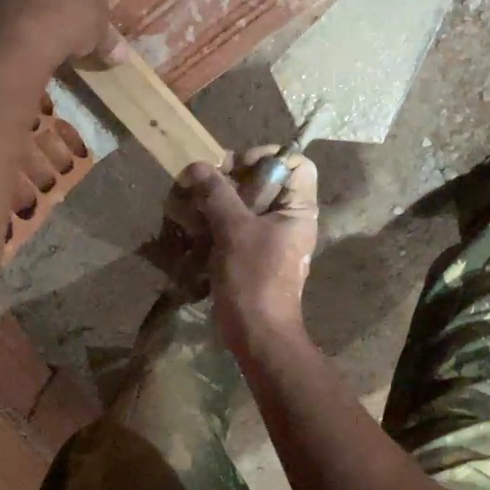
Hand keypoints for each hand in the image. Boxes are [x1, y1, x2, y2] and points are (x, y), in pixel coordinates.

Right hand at [171, 148, 319, 356]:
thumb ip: (217, 193)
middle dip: (230, 177)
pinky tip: (193, 225)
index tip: (234, 168)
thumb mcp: (234, 229)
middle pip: (264, 179)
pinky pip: (235, 224)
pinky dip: (215, 220)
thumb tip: (198, 166)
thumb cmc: (253, 277)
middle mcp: (289, 217)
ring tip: (191, 202)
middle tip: (202, 183)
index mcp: (298, 208)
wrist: (257, 332)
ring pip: (246, 201)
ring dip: (217, 198)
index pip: (294, 162)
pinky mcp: (252, 252)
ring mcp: (271, 236)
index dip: (265, 157)